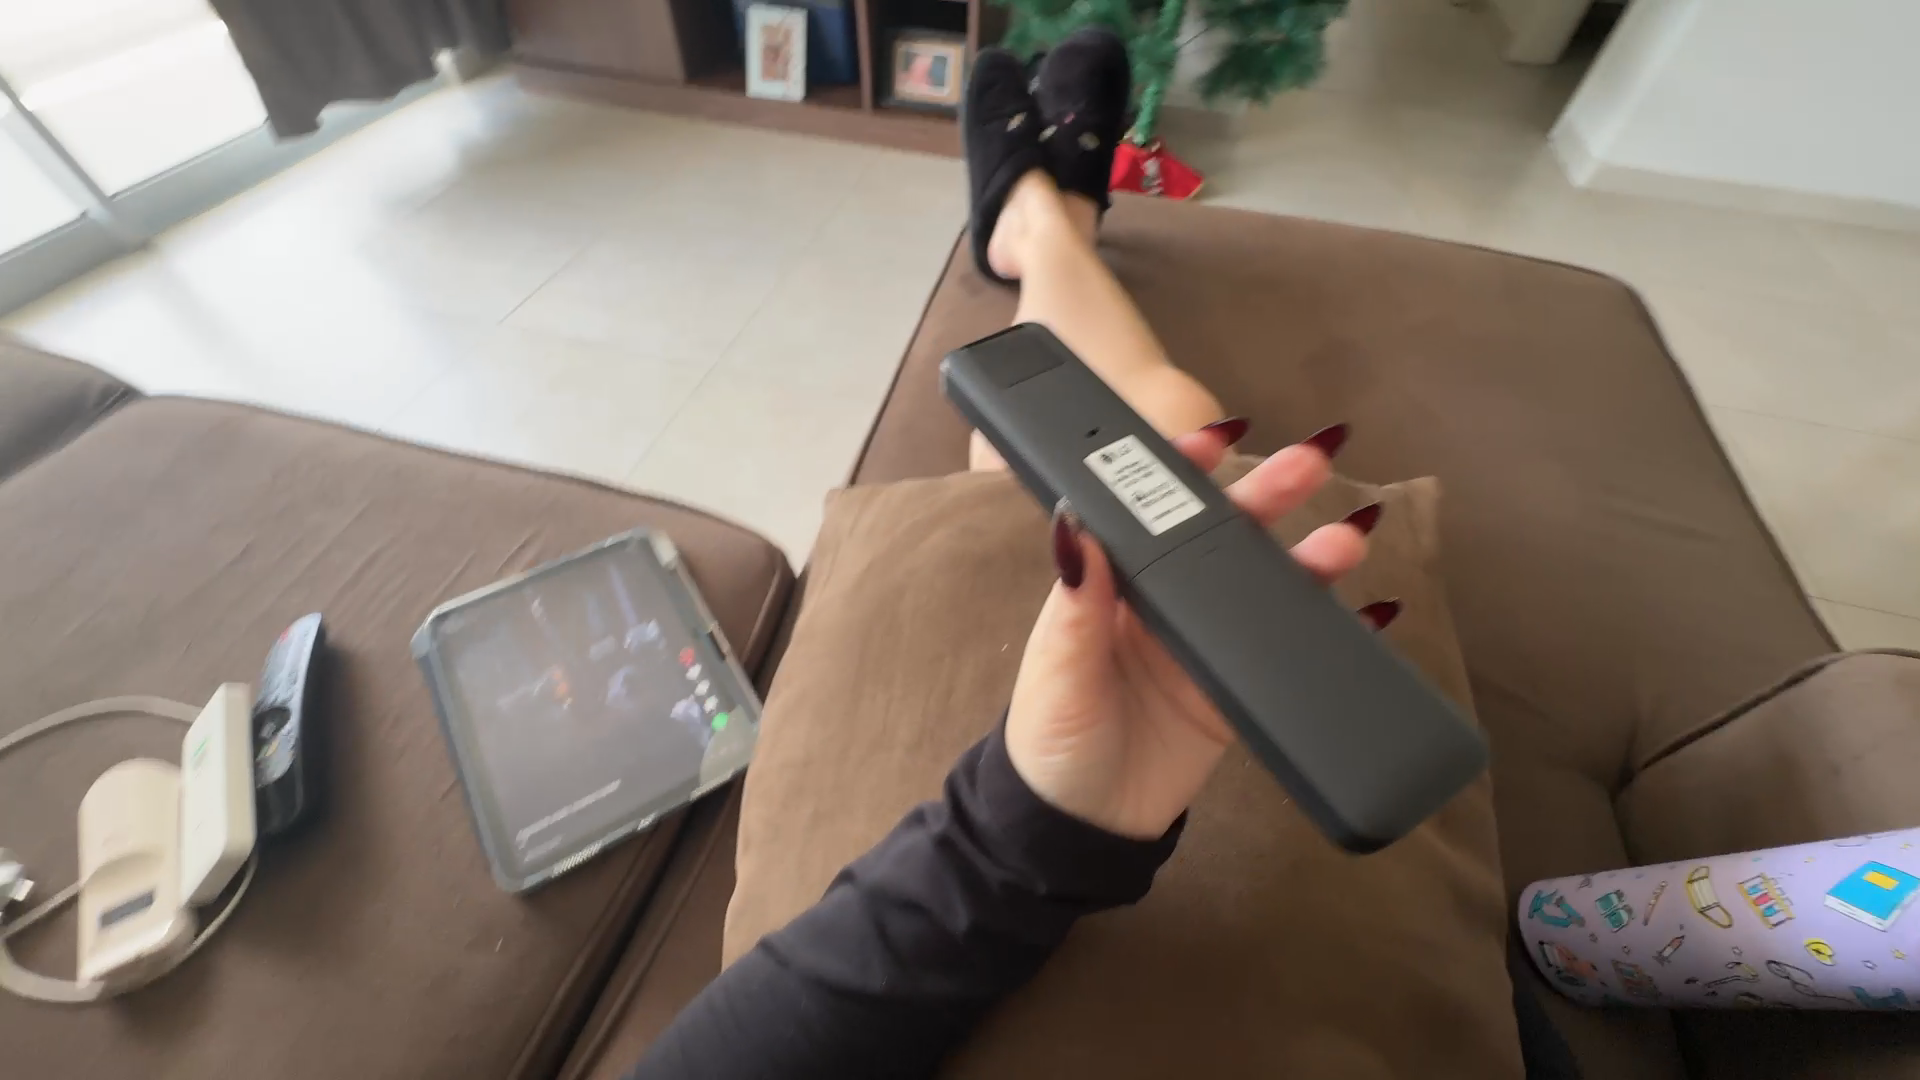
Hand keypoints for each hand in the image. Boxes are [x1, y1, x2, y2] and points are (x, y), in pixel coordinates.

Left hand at [1004, 426, 1380, 839]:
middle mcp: (1159, 606)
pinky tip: (1367, 610)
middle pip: (1216, 541)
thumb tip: (1074, 523)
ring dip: (1303, 560)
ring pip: (1259, 589)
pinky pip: (1284, 653)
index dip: (1179, 475)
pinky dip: (1325, 630)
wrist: (1083, 822)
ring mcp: (1200, 647)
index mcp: (1111, 587)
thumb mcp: (1057, 667)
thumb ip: (1074, 602)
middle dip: (1261, 500)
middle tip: (1309, 462)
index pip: (1149, 516)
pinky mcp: (1232, 693)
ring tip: (1348, 537)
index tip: (1214, 439)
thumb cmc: (1054, 736)